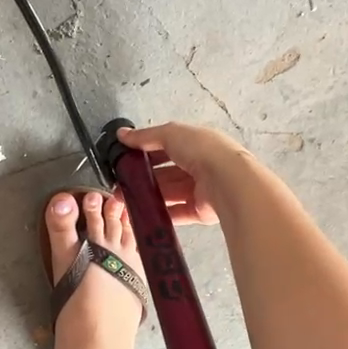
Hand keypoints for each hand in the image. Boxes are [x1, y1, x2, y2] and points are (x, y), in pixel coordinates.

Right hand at [115, 122, 253, 224]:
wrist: (226, 181)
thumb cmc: (202, 150)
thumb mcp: (170, 134)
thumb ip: (145, 136)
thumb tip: (122, 134)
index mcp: (196, 143)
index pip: (166, 146)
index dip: (145, 151)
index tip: (125, 158)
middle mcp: (199, 166)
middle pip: (166, 173)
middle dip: (143, 177)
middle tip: (121, 183)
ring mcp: (200, 189)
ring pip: (169, 193)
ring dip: (148, 196)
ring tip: (124, 200)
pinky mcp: (200, 210)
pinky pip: (177, 213)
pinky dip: (160, 214)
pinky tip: (143, 214)